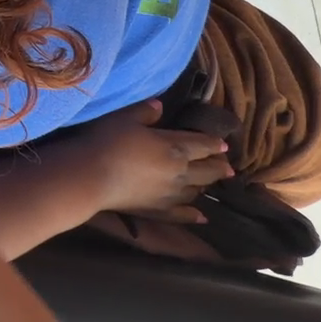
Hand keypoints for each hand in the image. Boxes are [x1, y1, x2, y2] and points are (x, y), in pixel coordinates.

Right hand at [75, 100, 231, 222]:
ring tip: (208, 183)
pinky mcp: (161, 210)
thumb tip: (161, 105)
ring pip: (198, 190)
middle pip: (208, 170)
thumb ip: (144, 112)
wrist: (93, 176)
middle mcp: (182, 173)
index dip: (213, 143)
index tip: (223, 143)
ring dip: (205, 185)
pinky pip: (184, 213)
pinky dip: (194, 214)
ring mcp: (173, 194)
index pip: (202, 144)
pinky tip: (201, 216)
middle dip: (219, 167)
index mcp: (174, 148)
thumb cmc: (107, 141)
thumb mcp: (122, 118)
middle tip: (227, 166)